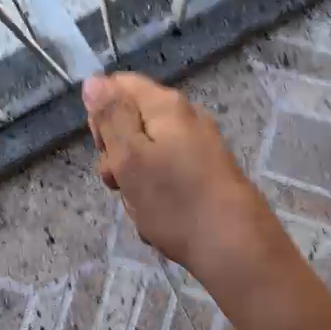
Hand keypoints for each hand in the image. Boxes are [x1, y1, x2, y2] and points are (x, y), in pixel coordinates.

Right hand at [82, 73, 287, 289]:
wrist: (237, 249)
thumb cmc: (176, 201)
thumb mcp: (129, 157)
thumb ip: (110, 116)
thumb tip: (93, 80)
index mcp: (166, 105)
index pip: (118, 86)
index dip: (101, 114)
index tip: (102, 147)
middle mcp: (186, 117)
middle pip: (132, 123)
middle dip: (117, 154)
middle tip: (119, 182)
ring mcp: (200, 147)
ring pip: (147, 156)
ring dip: (135, 182)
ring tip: (143, 208)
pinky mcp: (208, 174)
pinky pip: (167, 177)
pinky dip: (157, 196)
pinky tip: (162, 221)